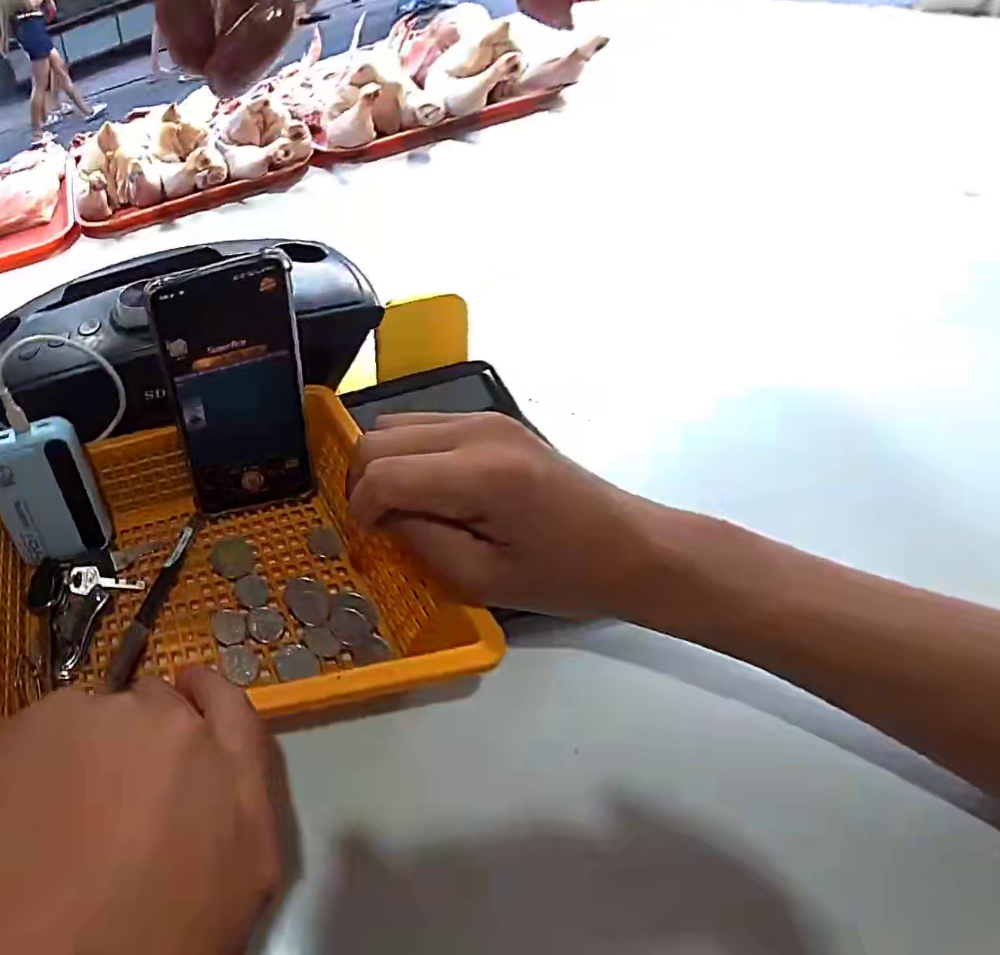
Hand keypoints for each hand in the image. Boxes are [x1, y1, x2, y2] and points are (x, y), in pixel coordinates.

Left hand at [0, 669, 281, 954]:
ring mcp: (110, 716)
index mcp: (235, 798)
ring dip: (95, 741)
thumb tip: (197, 796)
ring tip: (63, 799)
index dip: (212, 696)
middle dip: (147, 729)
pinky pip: (58, 719)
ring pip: (107, 709)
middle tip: (118, 773)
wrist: (2, 952)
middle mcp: (179, 739)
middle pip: (166, 705)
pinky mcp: (48, 710)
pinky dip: (49, 747)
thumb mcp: (212, 907)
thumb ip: (219, 827)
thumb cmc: (121, 951)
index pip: (237, 713)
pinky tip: (27, 798)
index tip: (192, 686)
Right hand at [347, 412, 680, 619]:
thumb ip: (416, 540)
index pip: (384, 474)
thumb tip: (380, 516)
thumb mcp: (479, 580)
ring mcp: (483, 418)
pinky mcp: (487, 419)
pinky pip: (416, 424)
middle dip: (362, 483)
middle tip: (377, 520)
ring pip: (389, 426)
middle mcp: (478, 432)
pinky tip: (423, 486)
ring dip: (380, 465)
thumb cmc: (567, 576)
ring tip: (398, 502)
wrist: (639, 549)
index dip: (360, 507)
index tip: (367, 535)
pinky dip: (402, 453)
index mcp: (483, 475)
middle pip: (376, 440)